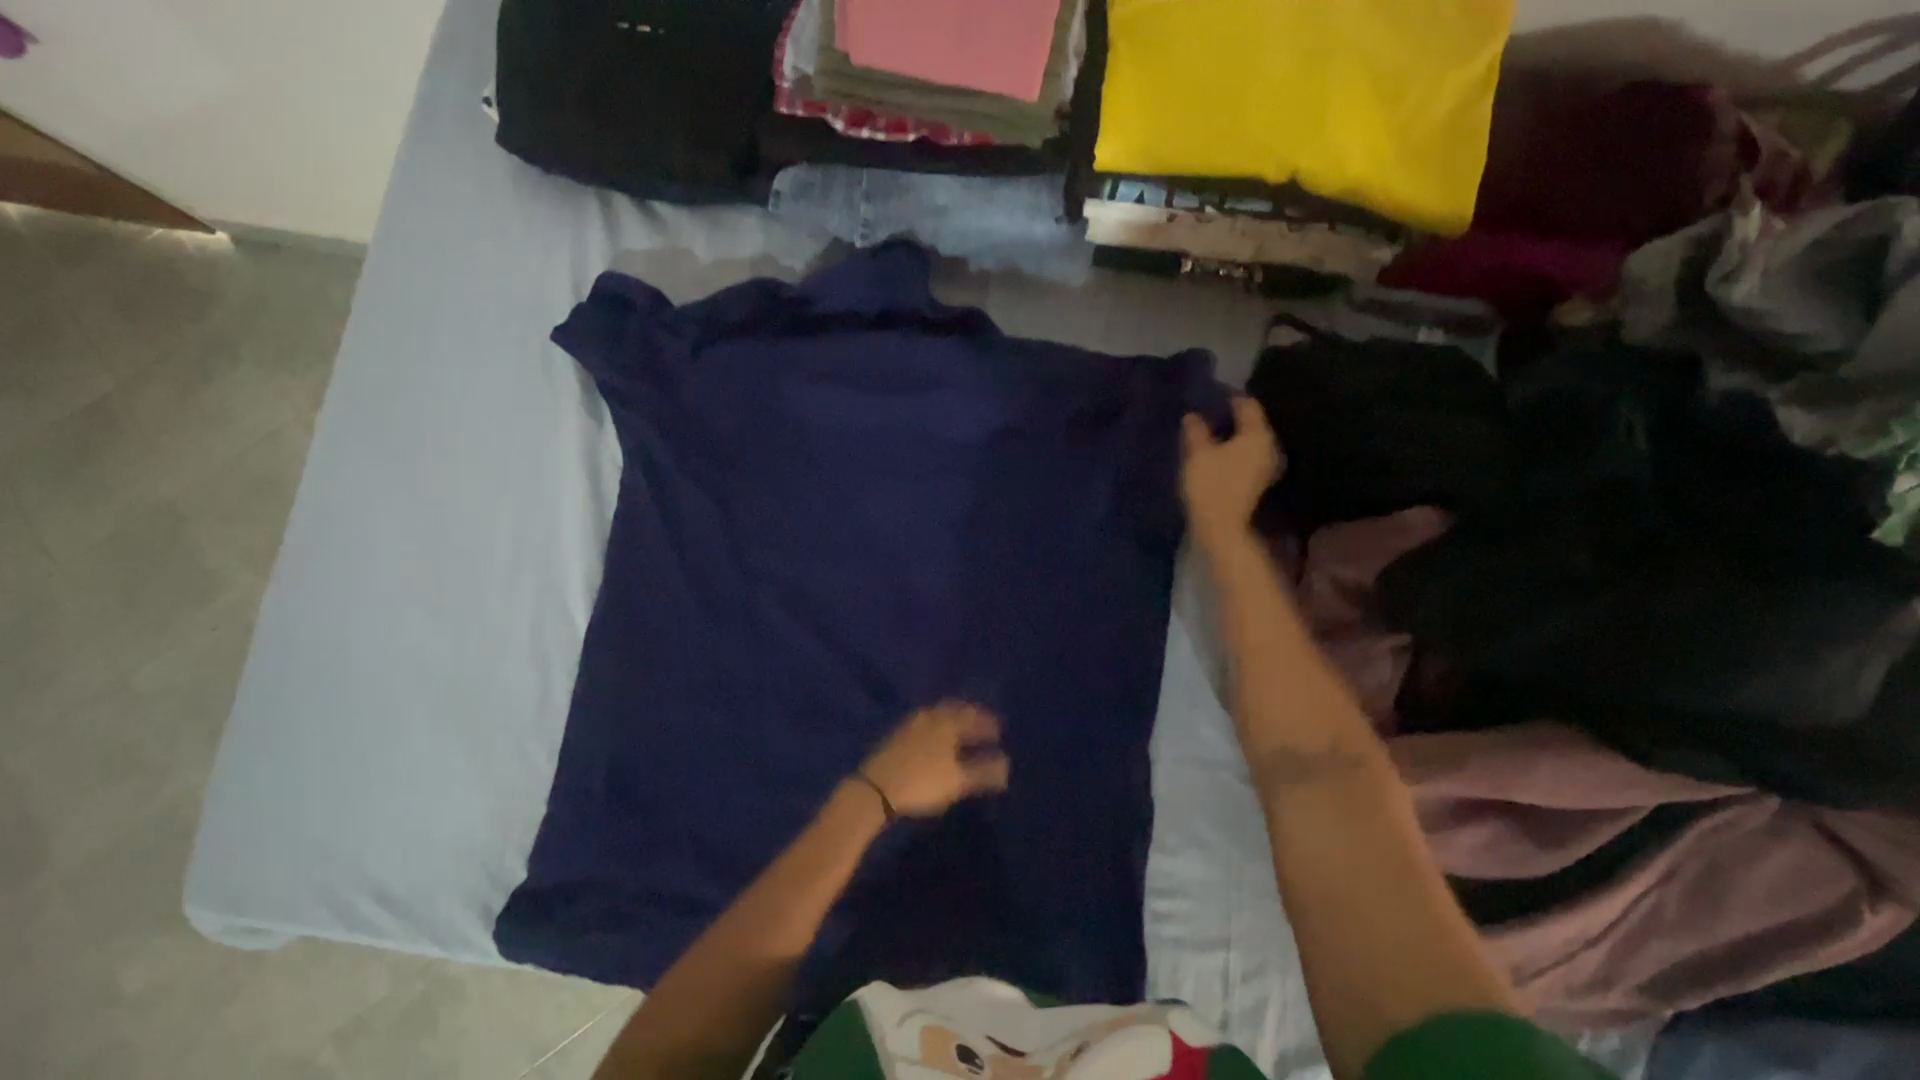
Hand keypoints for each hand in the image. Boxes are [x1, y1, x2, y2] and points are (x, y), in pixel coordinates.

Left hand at [858, 702, 1009, 817]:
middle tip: (982, 726)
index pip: (972, 715)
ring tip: (962, 735)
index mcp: (947, 722)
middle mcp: (929, 716)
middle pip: (953, 710)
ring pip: (937, 716)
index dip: (987, 722)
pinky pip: (924, 724)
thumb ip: (984, 772)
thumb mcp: (958, 781)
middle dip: (970, 717)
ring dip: (952, 722)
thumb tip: (1006, 765)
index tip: (999, 730)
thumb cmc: (922, 782)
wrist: (875, 788)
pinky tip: (936, 743)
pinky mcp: (896, 736)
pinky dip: (937, 729)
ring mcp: (910, 725)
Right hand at [1181, 397, 1282, 549]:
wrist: (1222, 528)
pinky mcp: (1260, 480)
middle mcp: (1270, 445)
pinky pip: (1248, 455)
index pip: (1247, 404)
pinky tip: (1218, 453)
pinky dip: (1235, 451)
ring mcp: (1268, 465)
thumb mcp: (1198, 453)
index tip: (1210, 395)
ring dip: (1233, 435)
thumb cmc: (1211, 485)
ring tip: (1210, 433)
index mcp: (1257, 434)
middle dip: (1232, 416)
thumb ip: (1196, 429)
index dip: (1228, 397)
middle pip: (1252, 422)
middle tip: (1208, 412)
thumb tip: (1193, 415)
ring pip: (1250, 440)